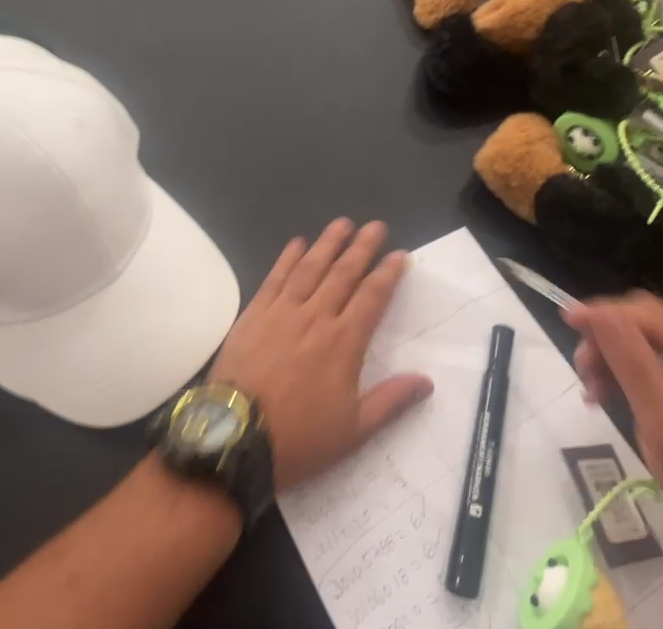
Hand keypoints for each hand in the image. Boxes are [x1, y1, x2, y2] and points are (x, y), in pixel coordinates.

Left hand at [209, 219, 433, 489]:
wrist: (235, 439)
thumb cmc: (299, 439)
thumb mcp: (354, 431)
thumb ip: (391, 401)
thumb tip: (427, 381)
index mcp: (344, 343)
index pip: (372, 297)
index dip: (387, 274)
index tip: (399, 255)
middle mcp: (315, 318)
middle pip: (343, 274)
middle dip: (362, 248)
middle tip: (376, 226)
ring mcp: (281, 313)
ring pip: (309, 269)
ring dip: (328, 244)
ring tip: (342, 224)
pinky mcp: (253, 316)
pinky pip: (274, 279)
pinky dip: (287, 259)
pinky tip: (297, 244)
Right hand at [563, 294, 662, 548]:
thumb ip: (633, 362)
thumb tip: (599, 312)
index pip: (651, 315)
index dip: (606, 314)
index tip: (566, 322)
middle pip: (647, 324)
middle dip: (607, 338)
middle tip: (582, 371)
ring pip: (644, 342)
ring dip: (611, 357)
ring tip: (591, 389)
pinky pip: (651, 363)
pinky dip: (624, 373)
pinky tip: (606, 395)